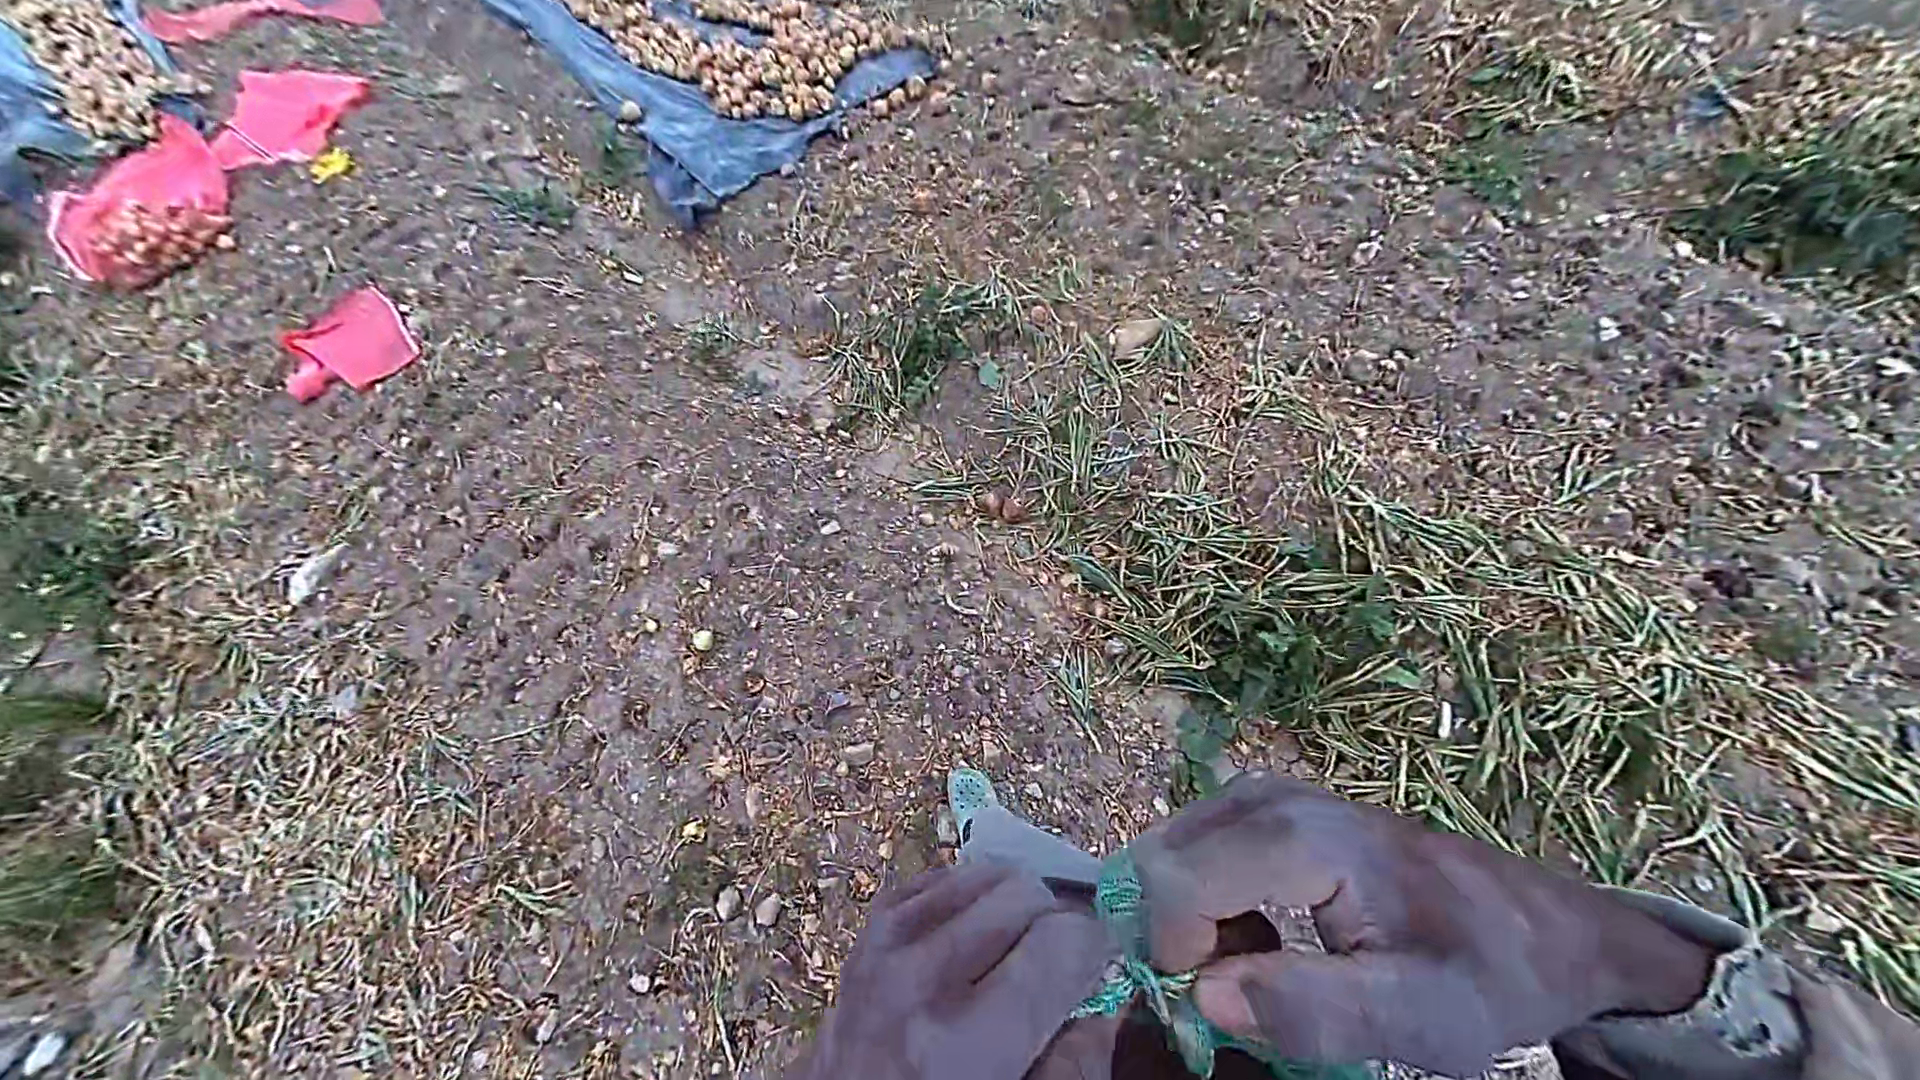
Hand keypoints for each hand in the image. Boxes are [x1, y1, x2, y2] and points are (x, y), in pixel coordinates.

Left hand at [792, 861, 1116, 1079]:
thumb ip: (1076, 1066)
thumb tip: (1108, 988)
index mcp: (962, 1044)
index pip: (1057, 945)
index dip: (1093, 946)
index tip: (1100, 959)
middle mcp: (920, 976)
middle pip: (1023, 894)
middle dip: (1054, 919)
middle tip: (1058, 956)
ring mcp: (890, 939)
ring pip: (987, 872)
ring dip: (1014, 900)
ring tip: (1016, 943)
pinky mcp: (875, 921)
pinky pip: (947, 875)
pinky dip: (973, 895)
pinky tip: (976, 933)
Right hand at [1131, 776, 1715, 1076]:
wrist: (1525, 915)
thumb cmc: (1478, 967)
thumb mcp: (1422, 1019)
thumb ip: (1313, 1010)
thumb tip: (1203, 997)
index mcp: (1296, 836)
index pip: (1177, 883)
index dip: (1175, 950)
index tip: (1212, 1008)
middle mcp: (1262, 796)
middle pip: (1160, 861)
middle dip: (1174, 933)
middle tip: (1232, 990)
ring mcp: (1256, 790)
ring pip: (1168, 852)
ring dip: (1186, 919)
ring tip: (1251, 964)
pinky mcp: (1257, 800)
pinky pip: (1190, 845)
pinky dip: (1200, 897)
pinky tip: (1252, 928)